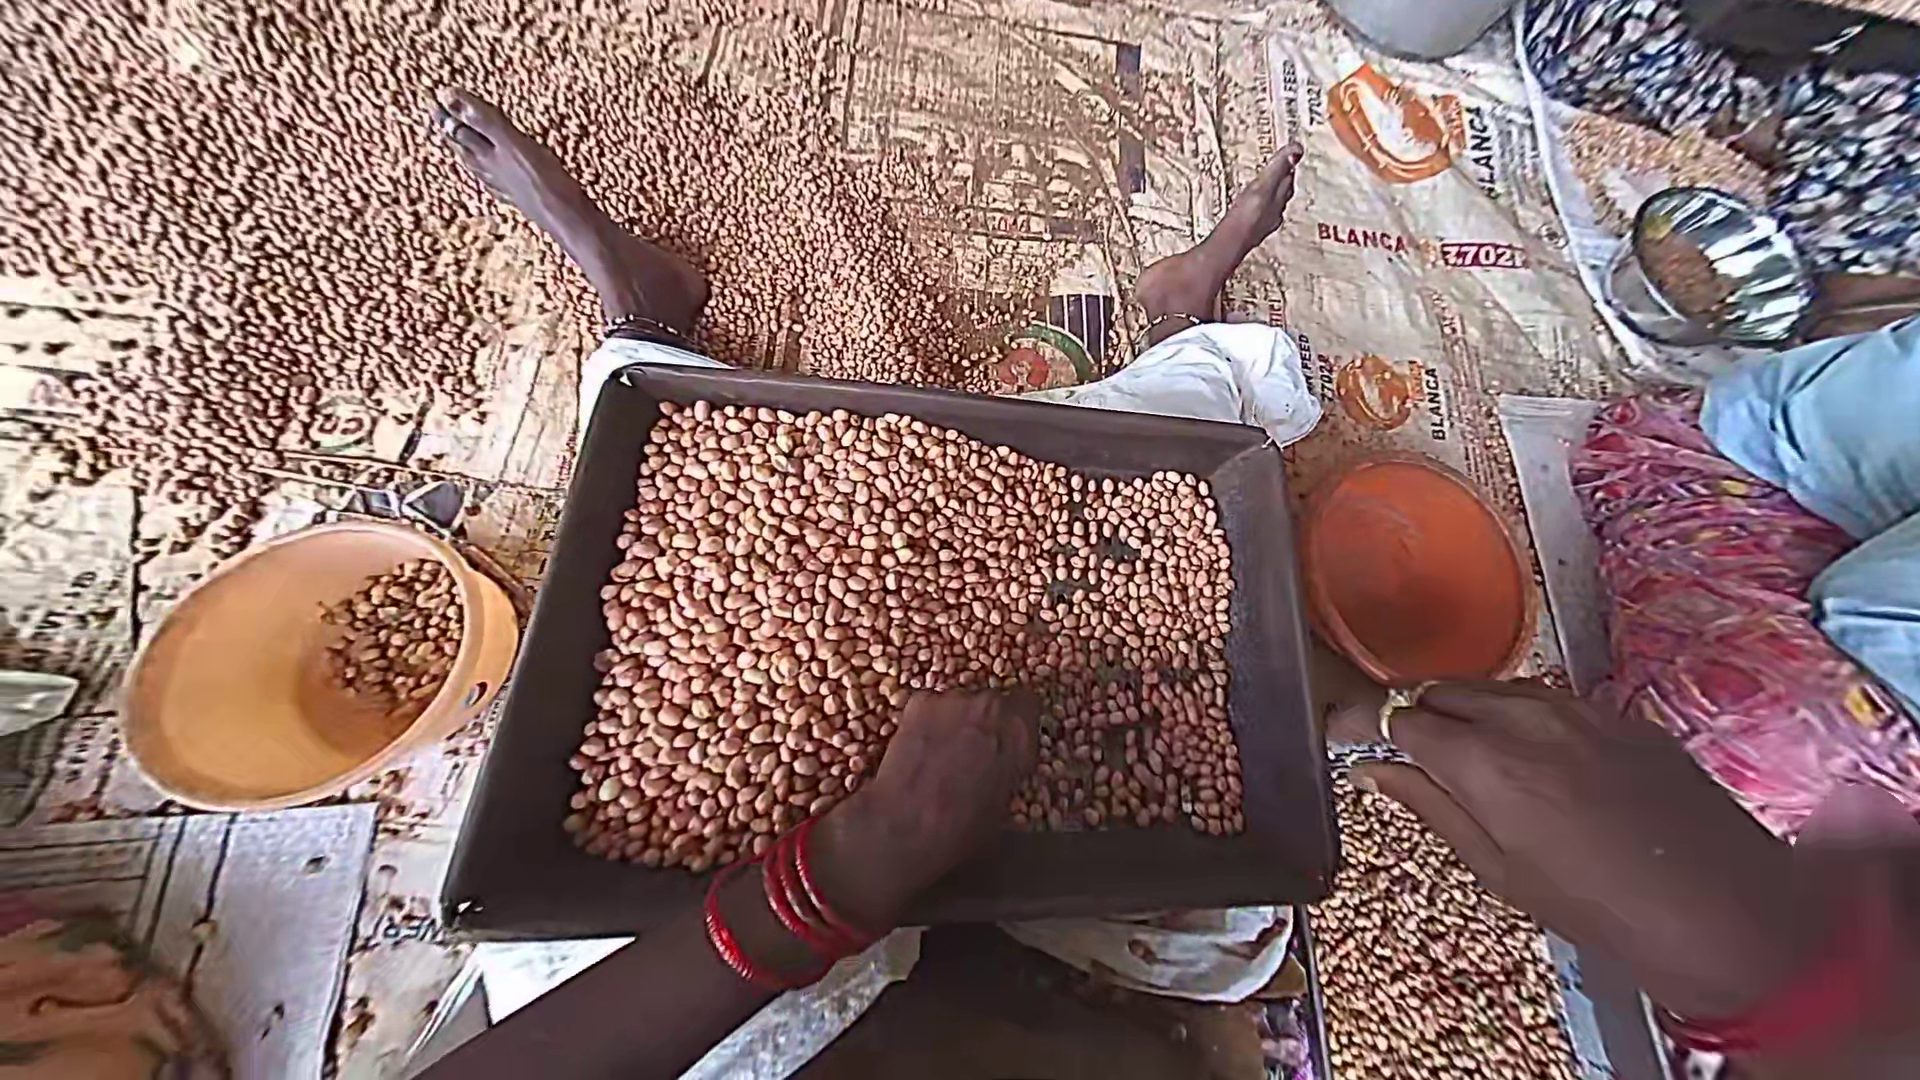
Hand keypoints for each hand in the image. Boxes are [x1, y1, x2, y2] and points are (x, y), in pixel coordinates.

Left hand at [809, 688, 1037, 926]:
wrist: (906, 825)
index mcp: (1019, 732)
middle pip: (994, 701)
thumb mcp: (1003, 804)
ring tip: (941, 751)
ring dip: (956, 719)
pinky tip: (919, 746)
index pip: (1028, 706)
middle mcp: (991, 706)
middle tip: (972, 748)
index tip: (1008, 735)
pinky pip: (930, 705)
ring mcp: (953, 699)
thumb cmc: (960, 828)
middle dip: (985, 721)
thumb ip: (1008, 768)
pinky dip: (927, 719)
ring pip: (960, 701)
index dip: (1017, 721)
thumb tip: (1003, 764)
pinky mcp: (920, 701)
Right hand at [1330, 680, 1801, 1017]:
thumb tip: (1368, 768)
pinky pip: (1534, 695)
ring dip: (1454, 706)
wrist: (1746, 924)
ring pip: (1481, 685)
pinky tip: (1519, 747)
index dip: (1359, 719)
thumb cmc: (1600, 910)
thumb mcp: (1495, 867)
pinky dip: (1505, 711)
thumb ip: (1424, 803)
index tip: (1338, 728)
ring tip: (1455, 743)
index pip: (1395, 714)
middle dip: (1405, 709)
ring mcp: (1573, 710)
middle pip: (1432, 688)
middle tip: (1396, 741)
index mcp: (1484, 763)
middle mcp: (1522, 720)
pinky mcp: (1613, 713)